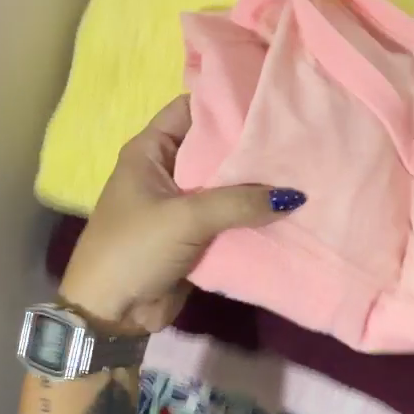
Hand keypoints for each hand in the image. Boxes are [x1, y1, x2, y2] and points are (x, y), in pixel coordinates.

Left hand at [59, 96, 304, 332]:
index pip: (191, 110)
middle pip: (214, 150)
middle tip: (296, 141)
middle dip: (249, 149)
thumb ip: (239, 203)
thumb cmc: (135, 249)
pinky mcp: (194, 238)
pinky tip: (286, 213)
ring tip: (300, 174)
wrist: (113, 311)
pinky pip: (228, 221)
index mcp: (149, 151)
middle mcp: (166, 172)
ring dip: (255, 188)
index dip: (226, 104)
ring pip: (225, 188)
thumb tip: (293, 196)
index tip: (269, 102)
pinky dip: (251, 219)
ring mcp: (181, 207)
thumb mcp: (186, 218)